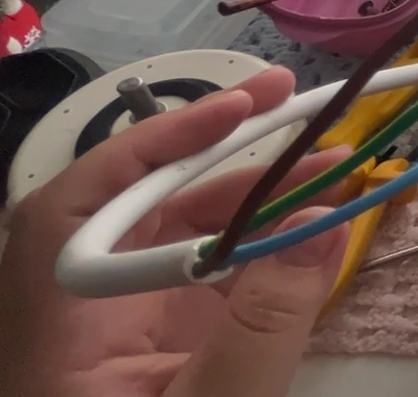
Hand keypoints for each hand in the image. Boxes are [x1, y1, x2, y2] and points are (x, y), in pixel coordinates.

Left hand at [0, 67, 348, 396]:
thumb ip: (264, 323)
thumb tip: (322, 217)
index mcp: (56, 341)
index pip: (69, 219)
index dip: (146, 150)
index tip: (235, 111)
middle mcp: (82, 317)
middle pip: (135, 207)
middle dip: (217, 146)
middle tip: (291, 97)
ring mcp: (132, 324)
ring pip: (182, 225)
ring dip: (261, 182)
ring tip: (339, 157)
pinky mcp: (179, 329)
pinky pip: (220, 256)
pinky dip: (274, 222)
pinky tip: (323, 206)